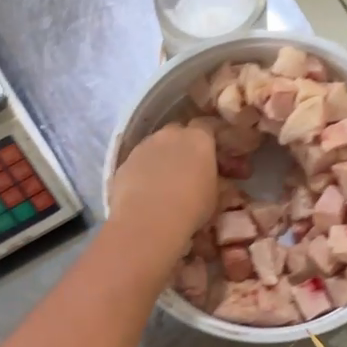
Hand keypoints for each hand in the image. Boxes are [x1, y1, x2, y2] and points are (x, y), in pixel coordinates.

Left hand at [108, 124, 217, 251]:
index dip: (210, 138)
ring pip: (156, 145)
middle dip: (183, 145)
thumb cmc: (191, 208)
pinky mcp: (125, 161)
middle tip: (188, 167)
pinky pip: (139, 161)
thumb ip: (219, 184)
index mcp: (199, 139)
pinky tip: (146, 190)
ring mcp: (144, 145)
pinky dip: (144, 170)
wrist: (147, 220)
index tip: (213, 153)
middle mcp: (170, 135)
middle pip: (178, 132)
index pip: (207, 126)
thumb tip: (221, 183)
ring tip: (165, 181)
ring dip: (162, 157)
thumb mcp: (216, 199)